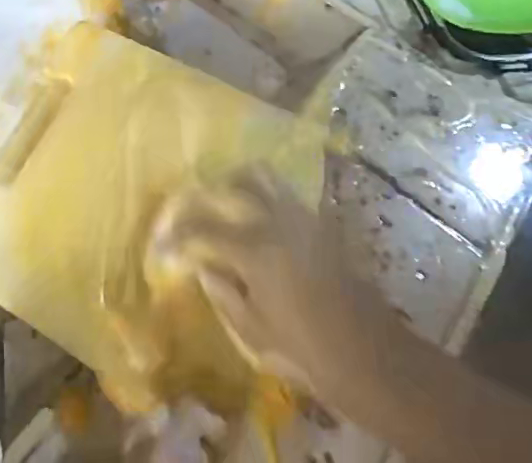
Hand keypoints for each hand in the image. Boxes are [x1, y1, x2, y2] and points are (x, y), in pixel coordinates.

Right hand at [148, 167, 400, 400]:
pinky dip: (263, 194)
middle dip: (207, 193)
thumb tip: (202, 264)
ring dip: (237, 183)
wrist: (370, 354)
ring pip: (263, 176)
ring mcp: (301, 216)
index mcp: (255, 250)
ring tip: (224, 203)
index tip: (162, 245)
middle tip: (192, 211)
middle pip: (234, 183)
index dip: (177, 234)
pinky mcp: (320, 222)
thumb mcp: (254, 332)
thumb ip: (223, 292)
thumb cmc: (306, 351)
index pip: (203, 227)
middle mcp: (276, 221)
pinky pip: (284, 193)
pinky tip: (257, 217)